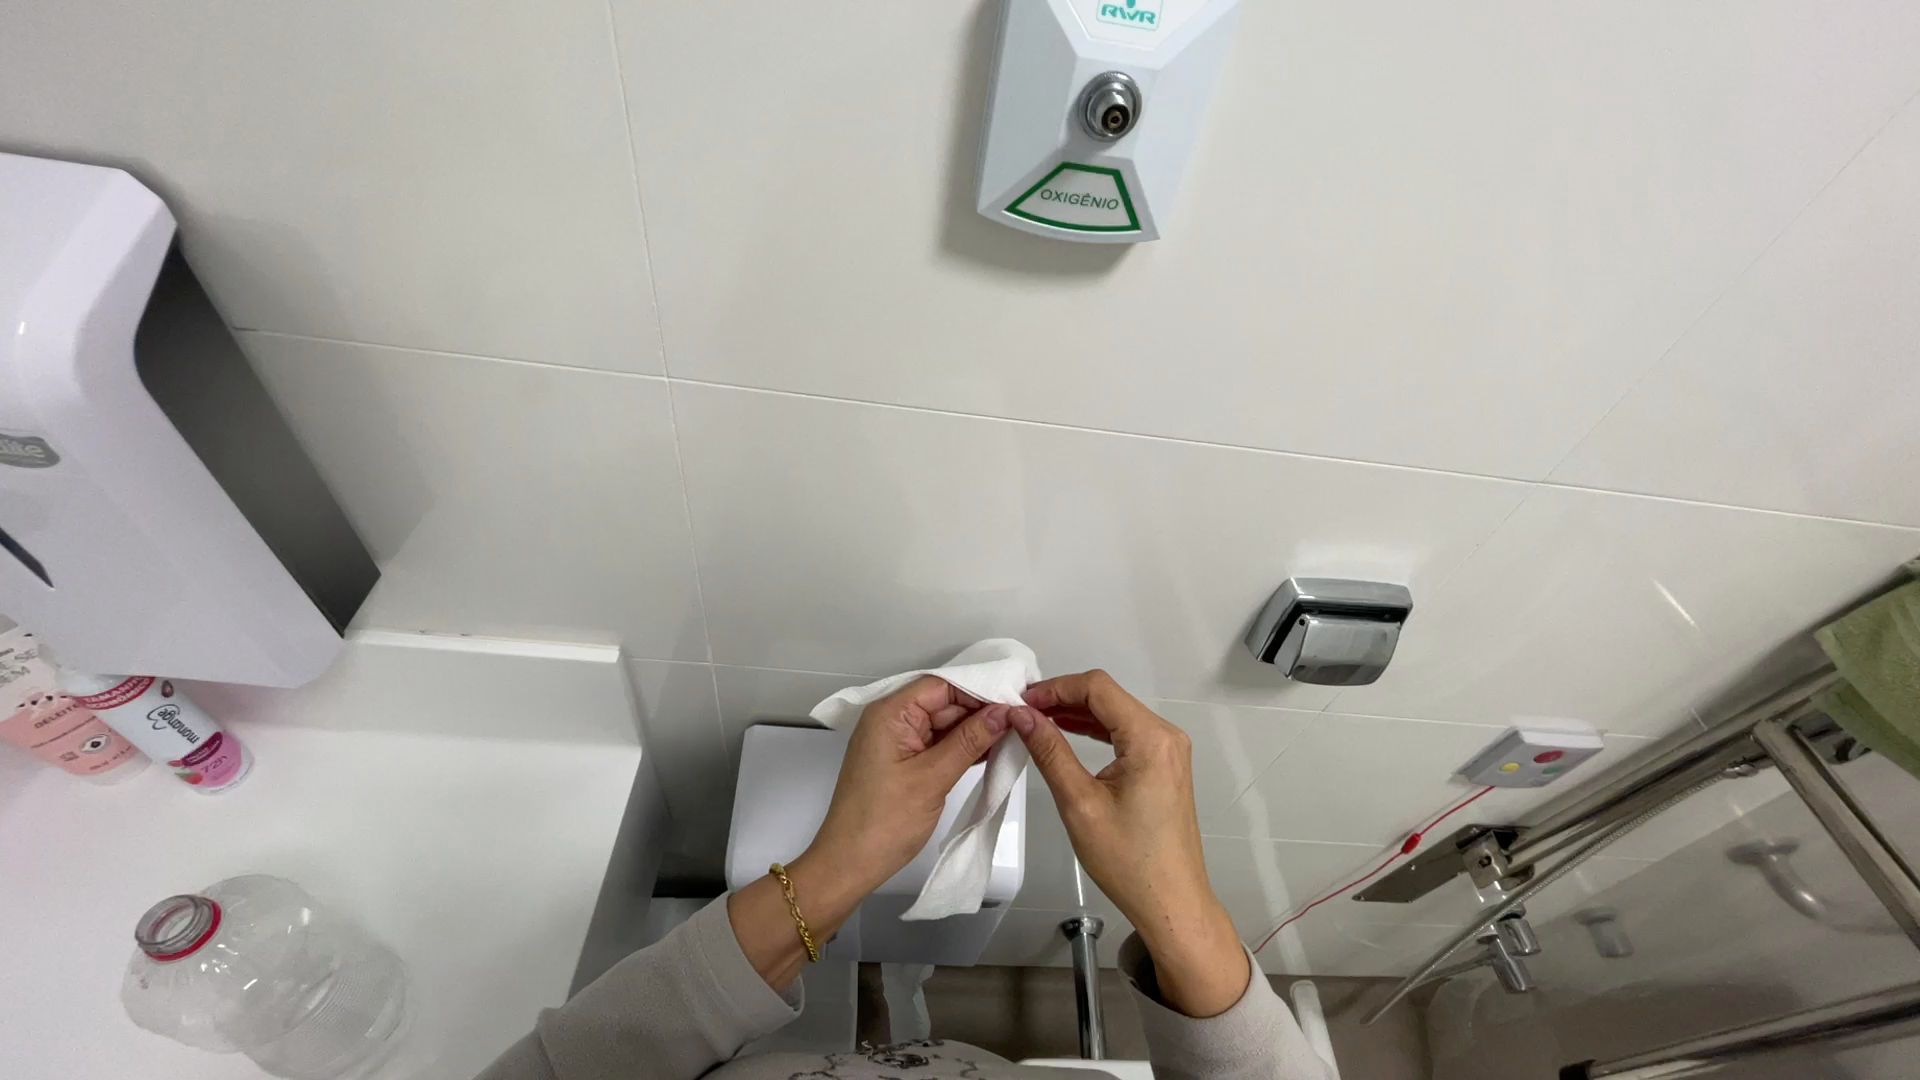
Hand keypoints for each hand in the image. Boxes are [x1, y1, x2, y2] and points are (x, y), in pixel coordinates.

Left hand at [731, 677, 1012, 991]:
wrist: (849, 865)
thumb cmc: (884, 820)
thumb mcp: (932, 778)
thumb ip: (970, 741)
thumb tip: (1004, 712)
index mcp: (891, 712)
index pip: (942, 686)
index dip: (979, 690)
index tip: (1014, 699)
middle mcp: (892, 718)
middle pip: (944, 702)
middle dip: (980, 711)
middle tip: (1021, 719)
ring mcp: (898, 740)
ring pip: (945, 723)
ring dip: (975, 730)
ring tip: (1014, 733)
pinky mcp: (904, 760)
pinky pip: (938, 743)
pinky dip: (962, 747)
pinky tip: (992, 750)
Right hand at [1011, 670, 1249, 1017]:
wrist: (1172, 904)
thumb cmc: (1127, 859)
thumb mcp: (1079, 803)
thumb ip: (1049, 751)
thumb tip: (1020, 714)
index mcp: (1150, 738)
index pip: (1097, 688)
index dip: (1056, 687)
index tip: (1021, 701)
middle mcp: (1165, 734)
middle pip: (1107, 695)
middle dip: (1063, 697)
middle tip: (1022, 710)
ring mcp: (1168, 748)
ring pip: (1115, 711)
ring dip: (1076, 711)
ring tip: (1035, 719)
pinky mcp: (1164, 763)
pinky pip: (1124, 731)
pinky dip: (1094, 728)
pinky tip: (1065, 732)